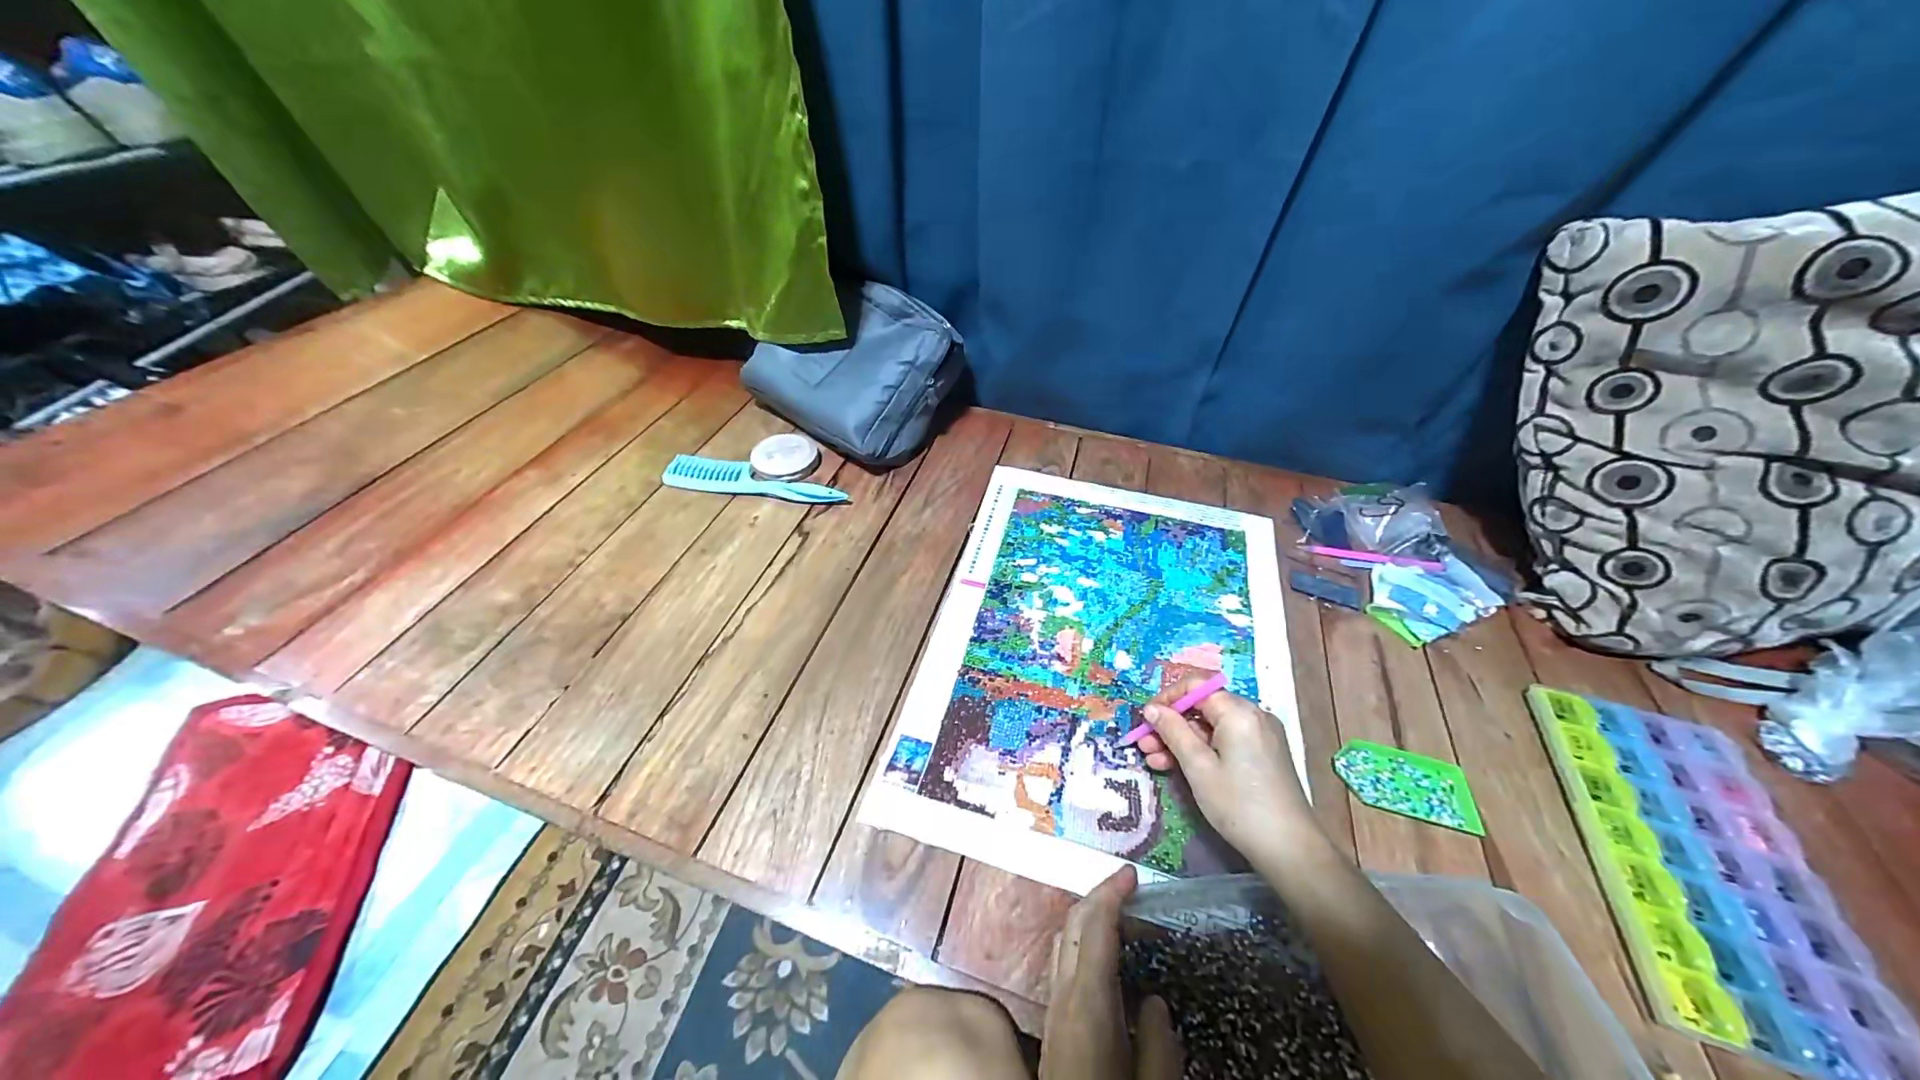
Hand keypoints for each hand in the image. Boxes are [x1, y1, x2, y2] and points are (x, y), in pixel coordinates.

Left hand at [1040, 867, 1180, 1079]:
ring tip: (1124, 917)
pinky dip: (1084, 943)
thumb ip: (1158, 1047)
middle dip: (1097, 897)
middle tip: (1131, 890)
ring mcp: (1053, 1007)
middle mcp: (1063, 994)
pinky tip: (1106, 958)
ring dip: (1089, 918)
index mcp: (1087, 1002)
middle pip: (1071, 924)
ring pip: (1064, 940)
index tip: (1130, 874)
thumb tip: (1153, 1002)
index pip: (1093, 926)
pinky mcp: (1052, 1022)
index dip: (1110, 893)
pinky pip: (1064, 962)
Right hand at [1134, 674, 1314, 864]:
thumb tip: (1151, 708)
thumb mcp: (1197, 767)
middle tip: (1143, 745)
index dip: (1166, 699)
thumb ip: (1172, 731)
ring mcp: (1260, 735)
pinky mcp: (1263, 754)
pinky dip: (1201, 750)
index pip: (1195, 686)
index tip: (1144, 720)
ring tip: (1154, 760)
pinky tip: (1178, 767)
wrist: (1289, 849)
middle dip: (1170, 724)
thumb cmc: (1238, 804)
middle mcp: (1253, 715)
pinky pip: (1225, 741)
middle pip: (1202, 707)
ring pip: (1211, 726)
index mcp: (1238, 712)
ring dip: (1181, 740)